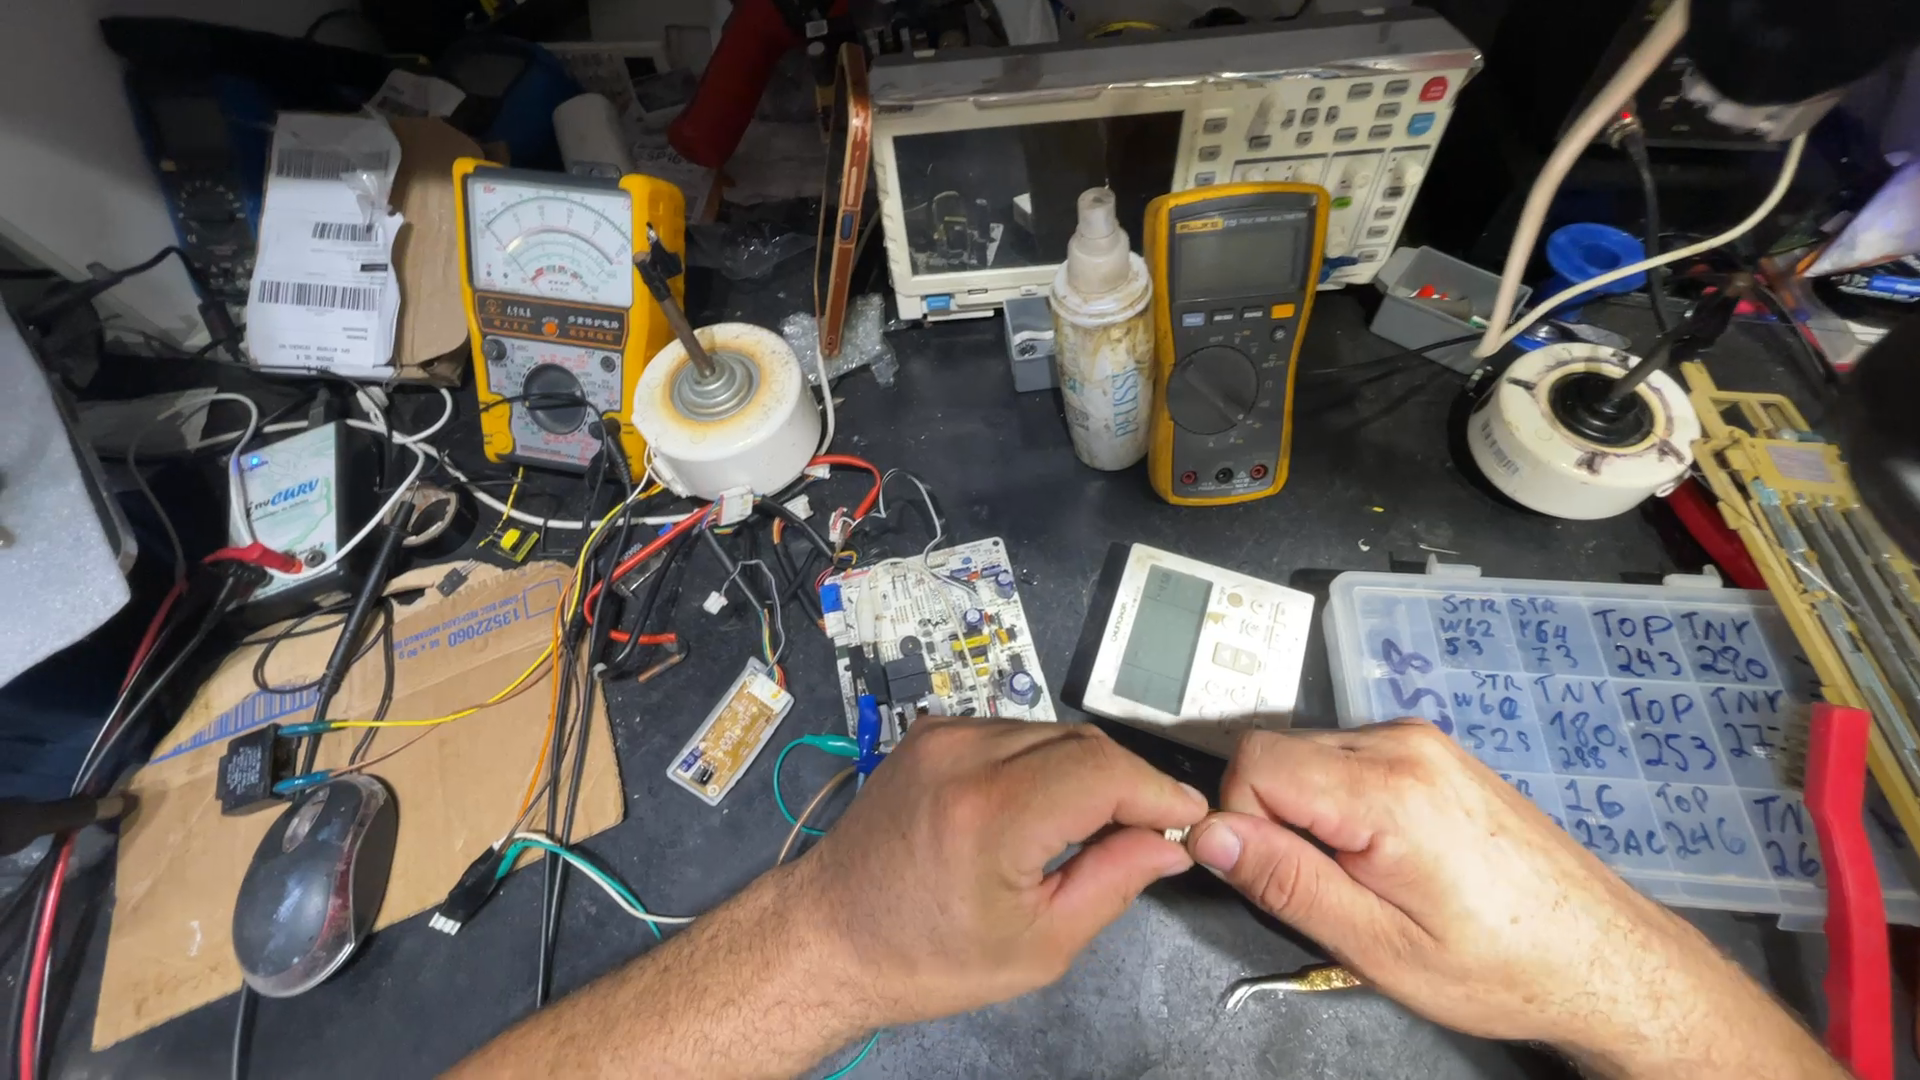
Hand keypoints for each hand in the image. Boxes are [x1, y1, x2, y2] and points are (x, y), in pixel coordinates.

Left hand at [789, 718, 1207, 1028]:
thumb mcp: (1036, 945)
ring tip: (1094, 822)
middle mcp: (965, 754)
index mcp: (990, 813)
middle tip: (1149, 828)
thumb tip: (1167, 845)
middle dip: (1129, 780)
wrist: (831, 930)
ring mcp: (944, 734)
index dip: (1156, 790)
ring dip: (1087, 769)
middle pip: (1081, 741)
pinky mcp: (933, 731)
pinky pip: (1013, 731)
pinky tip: (1044, 802)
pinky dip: (1046, 760)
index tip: (1186, 816)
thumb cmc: (927, 955)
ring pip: (1050, 731)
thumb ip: (1111, 883)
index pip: (1102, 770)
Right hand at [1188, 723, 1840, 1074]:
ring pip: (1304, 751)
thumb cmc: (1496, 968)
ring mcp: (1417, 736)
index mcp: (1386, 789)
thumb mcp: (1377, 946)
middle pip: (1275, 751)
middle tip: (1326, 881)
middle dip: (1272, 814)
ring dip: (1304, 806)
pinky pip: (1341, 753)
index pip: (1253, 762)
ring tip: (1359, 866)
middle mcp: (1398, 741)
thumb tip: (1206, 833)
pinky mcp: (1427, 744)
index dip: (1243, 819)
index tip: (1285, 874)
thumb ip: (1284, 881)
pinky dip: (1334, 794)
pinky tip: (1380, 842)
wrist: (1612, 959)